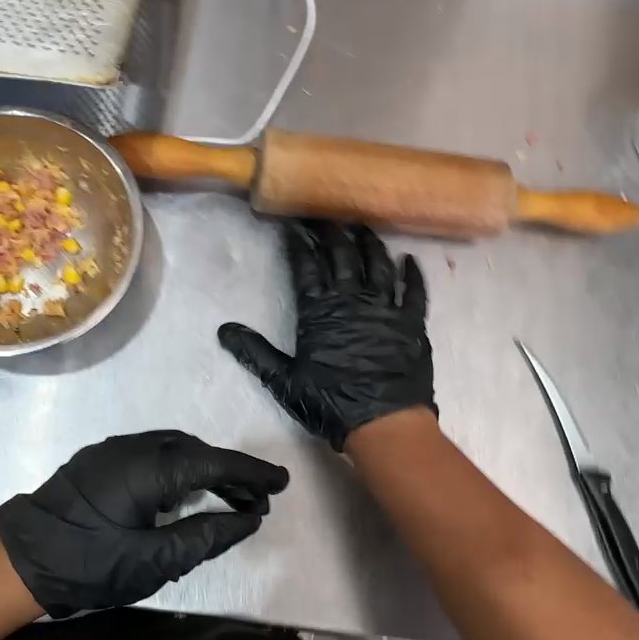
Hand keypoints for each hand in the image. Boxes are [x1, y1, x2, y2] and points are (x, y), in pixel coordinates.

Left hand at [0, 431, 288, 617]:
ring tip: (229, 499)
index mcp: (151, 468)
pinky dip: (180, 469)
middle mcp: (136, 447)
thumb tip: (247, 519)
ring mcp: (114, 449)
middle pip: (197, 452)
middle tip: (257, 502)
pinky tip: (186, 493)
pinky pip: (153, 453)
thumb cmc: (90, 565)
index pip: (215, 464)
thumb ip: (205, 536)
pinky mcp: (100, 459)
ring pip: (175, 449)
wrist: (22, 562)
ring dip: (205, 470)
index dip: (251, 473)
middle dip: (231, 474)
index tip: (281, 482)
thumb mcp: (154, 561)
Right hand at [219, 220, 433, 449]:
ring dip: (370, 243)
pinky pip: (414, 292)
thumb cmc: (331, 402)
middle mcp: (353, 301)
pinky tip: (410, 259)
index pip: (306, 267)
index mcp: (320, 312)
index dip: (298, 244)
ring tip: (363, 226)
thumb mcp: (284, 381)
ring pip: (378, 264)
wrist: (383, 423)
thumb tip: (224, 330)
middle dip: (332, 232)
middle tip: (326, 216)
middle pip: (342, 256)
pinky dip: (413, 275)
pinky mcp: (411, 323)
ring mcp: (385, 309)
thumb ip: (255, 353)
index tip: (293, 225)